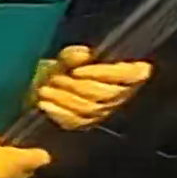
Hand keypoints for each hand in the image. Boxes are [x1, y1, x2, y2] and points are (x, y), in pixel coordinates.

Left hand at [35, 45, 152, 130]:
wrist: (42, 88)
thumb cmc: (61, 70)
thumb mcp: (66, 58)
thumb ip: (74, 54)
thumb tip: (81, 55)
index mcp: (130, 73)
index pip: (133, 75)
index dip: (105, 73)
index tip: (76, 71)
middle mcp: (121, 94)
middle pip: (107, 94)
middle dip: (76, 86)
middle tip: (54, 80)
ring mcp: (103, 111)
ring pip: (90, 108)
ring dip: (63, 98)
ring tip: (44, 89)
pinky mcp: (83, 122)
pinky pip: (74, 120)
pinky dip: (57, 111)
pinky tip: (43, 103)